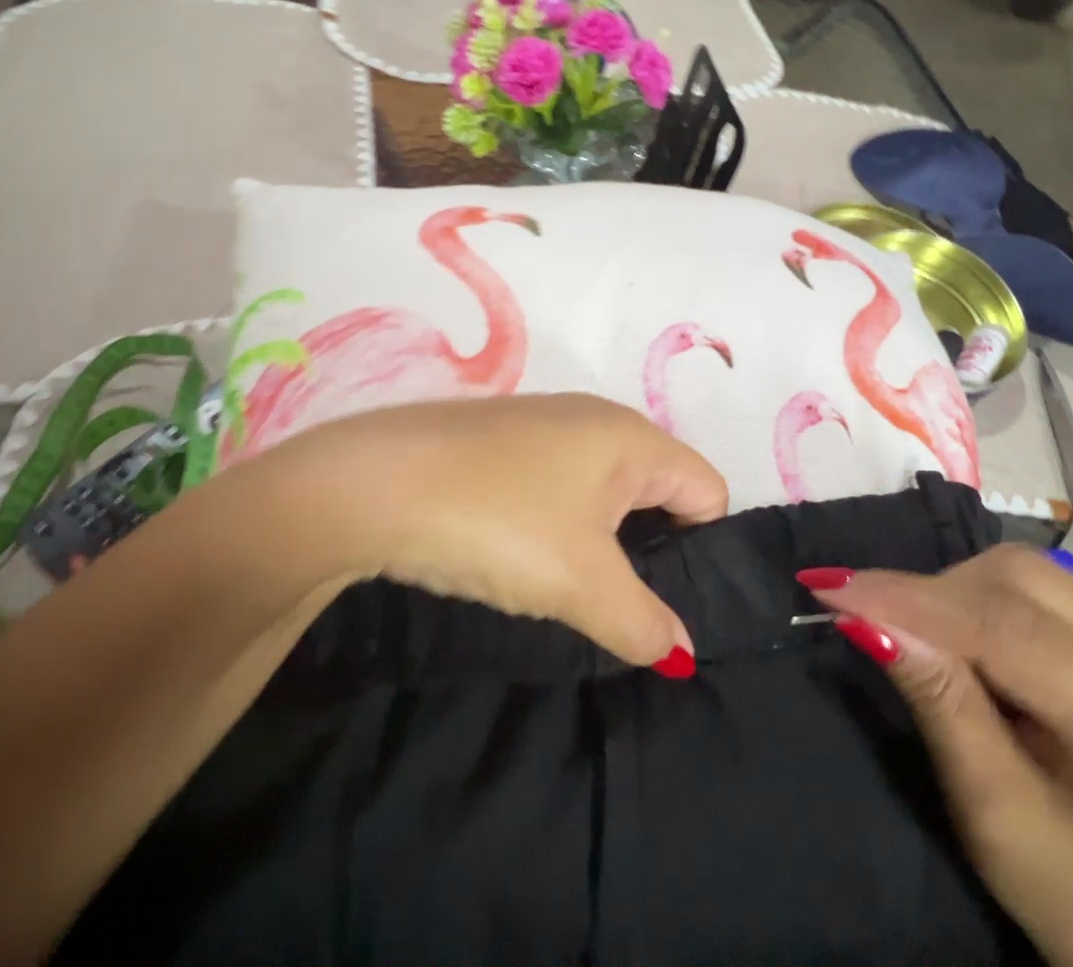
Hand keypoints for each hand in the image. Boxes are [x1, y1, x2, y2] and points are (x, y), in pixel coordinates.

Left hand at [203, 394, 728, 673]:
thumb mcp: (580, 583)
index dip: (702, 551)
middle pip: (655, 490)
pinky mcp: (490, 444)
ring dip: (596, 545)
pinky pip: (550, 489)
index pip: (707, 490)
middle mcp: (591, 419)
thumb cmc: (496, 523)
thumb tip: (680, 653)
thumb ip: (643, 622)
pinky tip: (515, 560)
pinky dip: (551, 527)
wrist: (366, 486)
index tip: (669, 605)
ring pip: (598, 493)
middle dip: (648, 553)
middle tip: (622, 608)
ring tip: (566, 593)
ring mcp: (536, 426)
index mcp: (631, 437)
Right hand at [800, 546, 1072, 966]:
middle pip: (1012, 580)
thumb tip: (868, 623)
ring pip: (1014, 571)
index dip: (910, 601)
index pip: (1004, 628)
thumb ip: (940, 705)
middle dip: (924, 593)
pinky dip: (963, 597)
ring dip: (942, 591)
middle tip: (857, 619)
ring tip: (902, 634)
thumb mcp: (990, 807)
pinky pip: (1021, 585)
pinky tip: (939, 633)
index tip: (828, 590)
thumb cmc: (1061, 878)